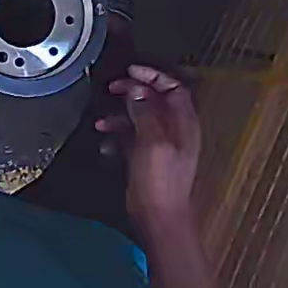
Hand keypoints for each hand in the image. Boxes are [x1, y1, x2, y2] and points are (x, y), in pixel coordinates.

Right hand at [96, 65, 201, 233]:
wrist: (158, 216)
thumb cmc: (159, 180)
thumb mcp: (152, 141)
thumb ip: (145, 112)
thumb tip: (136, 90)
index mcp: (184, 123)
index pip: (173, 88)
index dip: (154, 76)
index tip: (131, 71)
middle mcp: (175, 130)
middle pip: (157, 99)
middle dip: (135, 89)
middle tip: (114, 86)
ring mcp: (161, 144)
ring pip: (142, 115)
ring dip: (123, 109)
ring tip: (104, 108)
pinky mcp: (146, 156)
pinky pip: (132, 133)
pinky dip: (118, 127)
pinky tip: (104, 130)